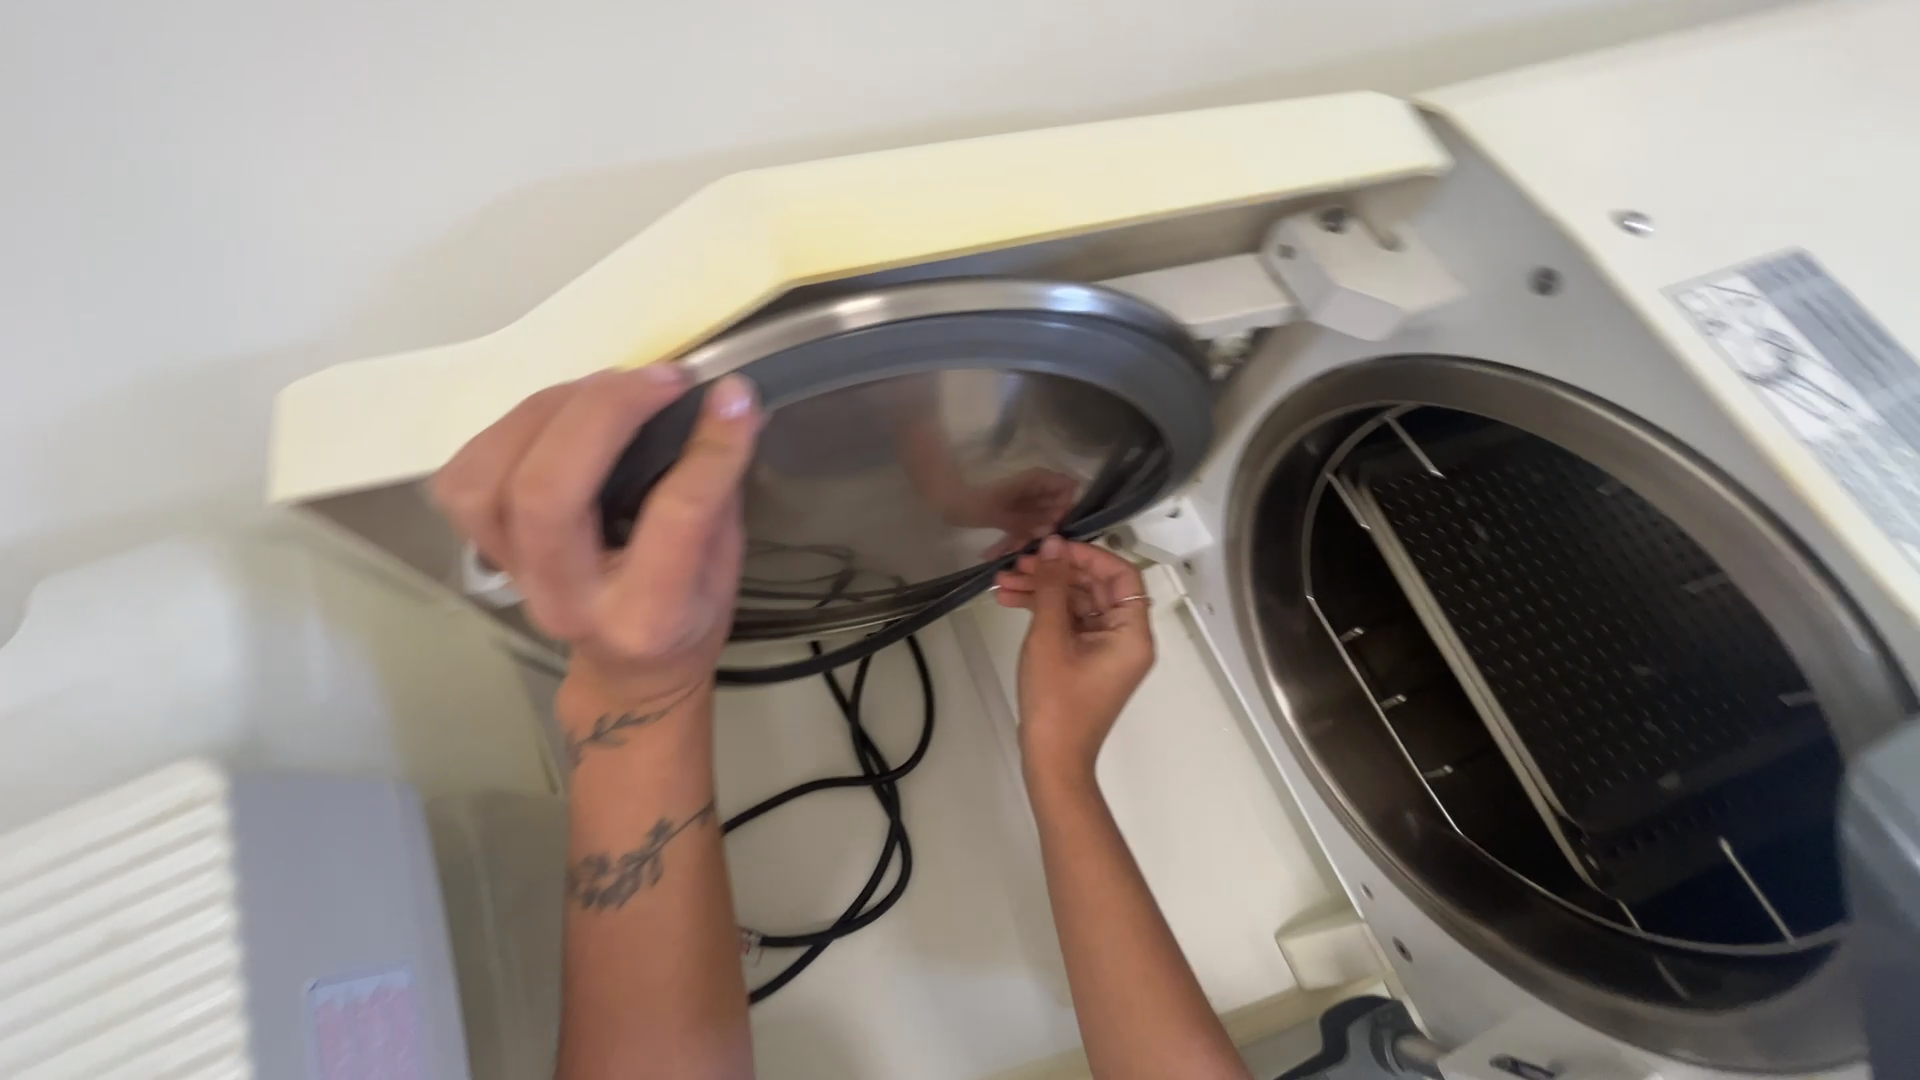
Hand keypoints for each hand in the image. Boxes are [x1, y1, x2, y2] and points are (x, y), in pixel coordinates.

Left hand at [431, 366, 760, 708]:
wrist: (631, 672)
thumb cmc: (690, 617)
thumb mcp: (728, 566)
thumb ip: (721, 491)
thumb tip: (725, 403)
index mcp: (648, 612)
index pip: (674, 518)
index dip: (707, 449)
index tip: (733, 397)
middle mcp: (568, 597)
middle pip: (549, 491)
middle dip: (605, 412)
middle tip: (662, 379)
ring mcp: (516, 575)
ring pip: (487, 479)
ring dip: (549, 411)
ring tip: (608, 389)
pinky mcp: (487, 549)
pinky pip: (466, 476)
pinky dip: (510, 428)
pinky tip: (564, 413)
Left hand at [952, 468, 1079, 559]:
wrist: (946, 501)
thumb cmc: (972, 502)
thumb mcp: (998, 514)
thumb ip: (1025, 521)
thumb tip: (1051, 528)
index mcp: (1036, 480)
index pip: (1068, 487)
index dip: (1066, 508)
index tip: (1054, 528)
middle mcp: (1036, 490)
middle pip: (1055, 510)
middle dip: (1043, 531)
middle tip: (1027, 548)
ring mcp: (1027, 505)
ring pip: (1038, 524)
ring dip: (1023, 540)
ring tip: (1003, 553)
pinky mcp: (1016, 518)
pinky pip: (1022, 530)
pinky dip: (1010, 541)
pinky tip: (992, 554)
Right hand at [994, 536, 1155, 776]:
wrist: (1052, 758)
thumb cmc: (1056, 701)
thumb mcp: (1050, 637)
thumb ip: (1051, 586)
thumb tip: (1052, 546)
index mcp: (1132, 633)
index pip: (1122, 575)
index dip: (1088, 555)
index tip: (1052, 548)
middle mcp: (1126, 637)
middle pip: (1096, 587)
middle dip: (1055, 572)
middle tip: (1018, 563)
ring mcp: (1105, 649)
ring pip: (1077, 603)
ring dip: (1042, 590)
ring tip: (1003, 582)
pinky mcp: (1086, 658)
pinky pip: (1069, 622)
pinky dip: (1042, 611)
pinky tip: (1010, 601)